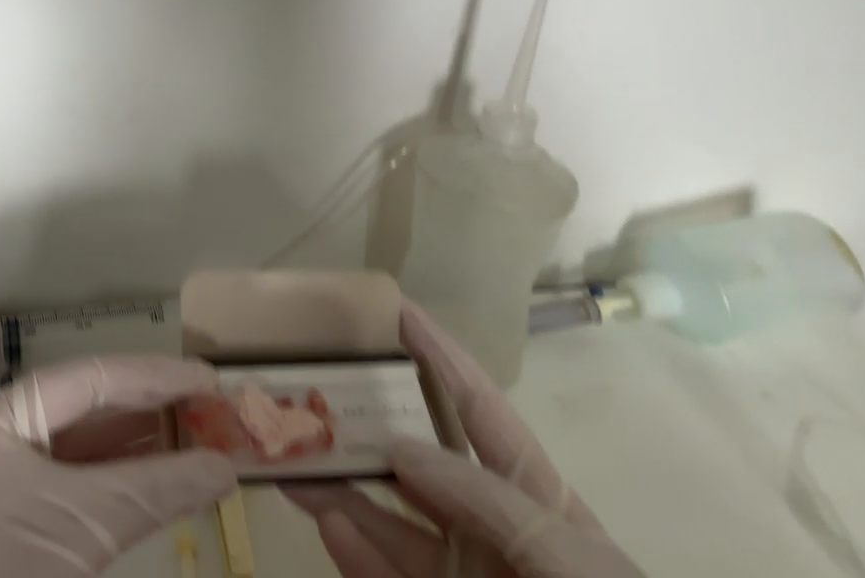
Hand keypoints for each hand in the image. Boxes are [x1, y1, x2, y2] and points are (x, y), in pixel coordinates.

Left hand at [0, 355, 237, 576]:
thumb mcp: (82, 526)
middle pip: (83, 405)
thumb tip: (225, 468)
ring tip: (197, 433)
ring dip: (140, 442)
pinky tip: (161, 476)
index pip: (86, 378)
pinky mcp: (14, 522)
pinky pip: (74, 483)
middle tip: (209, 405)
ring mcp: (1, 481)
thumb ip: (155, 490)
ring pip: (80, 446)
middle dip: (148, 405)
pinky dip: (119, 479)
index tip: (209, 379)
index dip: (153, 375)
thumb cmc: (5, 576)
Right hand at [282, 300, 643, 577]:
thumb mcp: (571, 557)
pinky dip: (354, 552)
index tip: (396, 313)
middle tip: (313, 391)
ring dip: (342, 488)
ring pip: (388, 519)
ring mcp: (459, 573)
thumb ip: (489, 500)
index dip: (441, 359)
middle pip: (418, 460)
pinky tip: (327, 520)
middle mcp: (488, 527)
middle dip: (368, 424)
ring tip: (293, 458)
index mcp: (534, 497)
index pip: (479, 411)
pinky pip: (386, 575)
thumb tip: (402, 448)